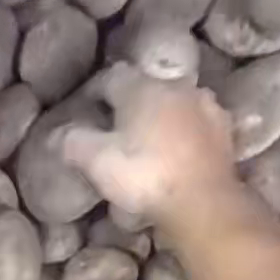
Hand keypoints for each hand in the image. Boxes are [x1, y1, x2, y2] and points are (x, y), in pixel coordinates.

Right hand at [62, 64, 250, 226]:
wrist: (202, 202)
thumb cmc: (145, 177)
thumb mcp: (97, 163)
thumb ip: (74, 143)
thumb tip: (56, 134)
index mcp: (143, 89)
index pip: (112, 77)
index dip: (95, 91)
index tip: (85, 109)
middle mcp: (177, 86)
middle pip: (146, 88)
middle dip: (130, 105)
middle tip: (116, 129)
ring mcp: (205, 106)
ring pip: (175, 104)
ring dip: (160, 116)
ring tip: (149, 140)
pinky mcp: (224, 130)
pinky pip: (197, 124)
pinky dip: (184, 132)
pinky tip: (178, 151)